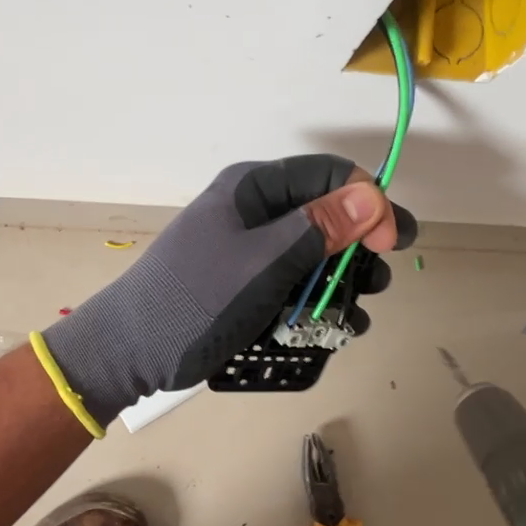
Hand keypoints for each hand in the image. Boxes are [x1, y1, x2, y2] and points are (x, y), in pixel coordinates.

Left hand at [44, 154, 416, 424]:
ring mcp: (251, 252)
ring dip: (343, 281)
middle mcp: (256, 212)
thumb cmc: (197, 299)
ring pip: (315, 255)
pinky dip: (318, 302)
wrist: (134, 350)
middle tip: (379, 282)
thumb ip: (318, 228)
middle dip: (360, 248)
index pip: (330, 175)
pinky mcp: (248, 287)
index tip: (390, 243)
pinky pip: (295, 284)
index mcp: (255, 189)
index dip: (369, 202)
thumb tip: (372, 194)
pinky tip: (336, 327)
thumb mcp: (263, 261)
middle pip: (328, 216)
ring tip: (358, 313)